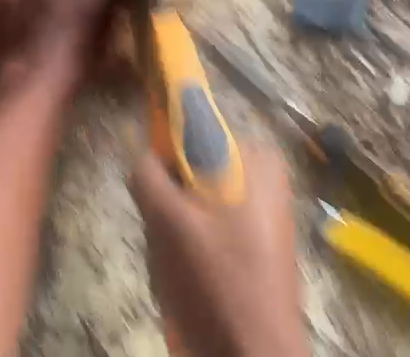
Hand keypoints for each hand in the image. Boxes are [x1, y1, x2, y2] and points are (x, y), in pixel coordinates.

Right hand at [129, 144, 308, 356]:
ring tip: (182, 260)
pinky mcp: (262, 239)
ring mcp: (266, 206)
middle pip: (195, 165)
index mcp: (254, 155)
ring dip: (180, 225)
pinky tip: (195, 274)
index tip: (154, 189)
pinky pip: (214, 223)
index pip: (194, 128)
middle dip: (173, 197)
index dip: (166, 154)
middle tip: (167, 234)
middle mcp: (265, 171)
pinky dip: (197, 243)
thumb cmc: (219, 282)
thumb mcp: (169, 222)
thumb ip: (148, 175)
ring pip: (200, 198)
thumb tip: (142, 153)